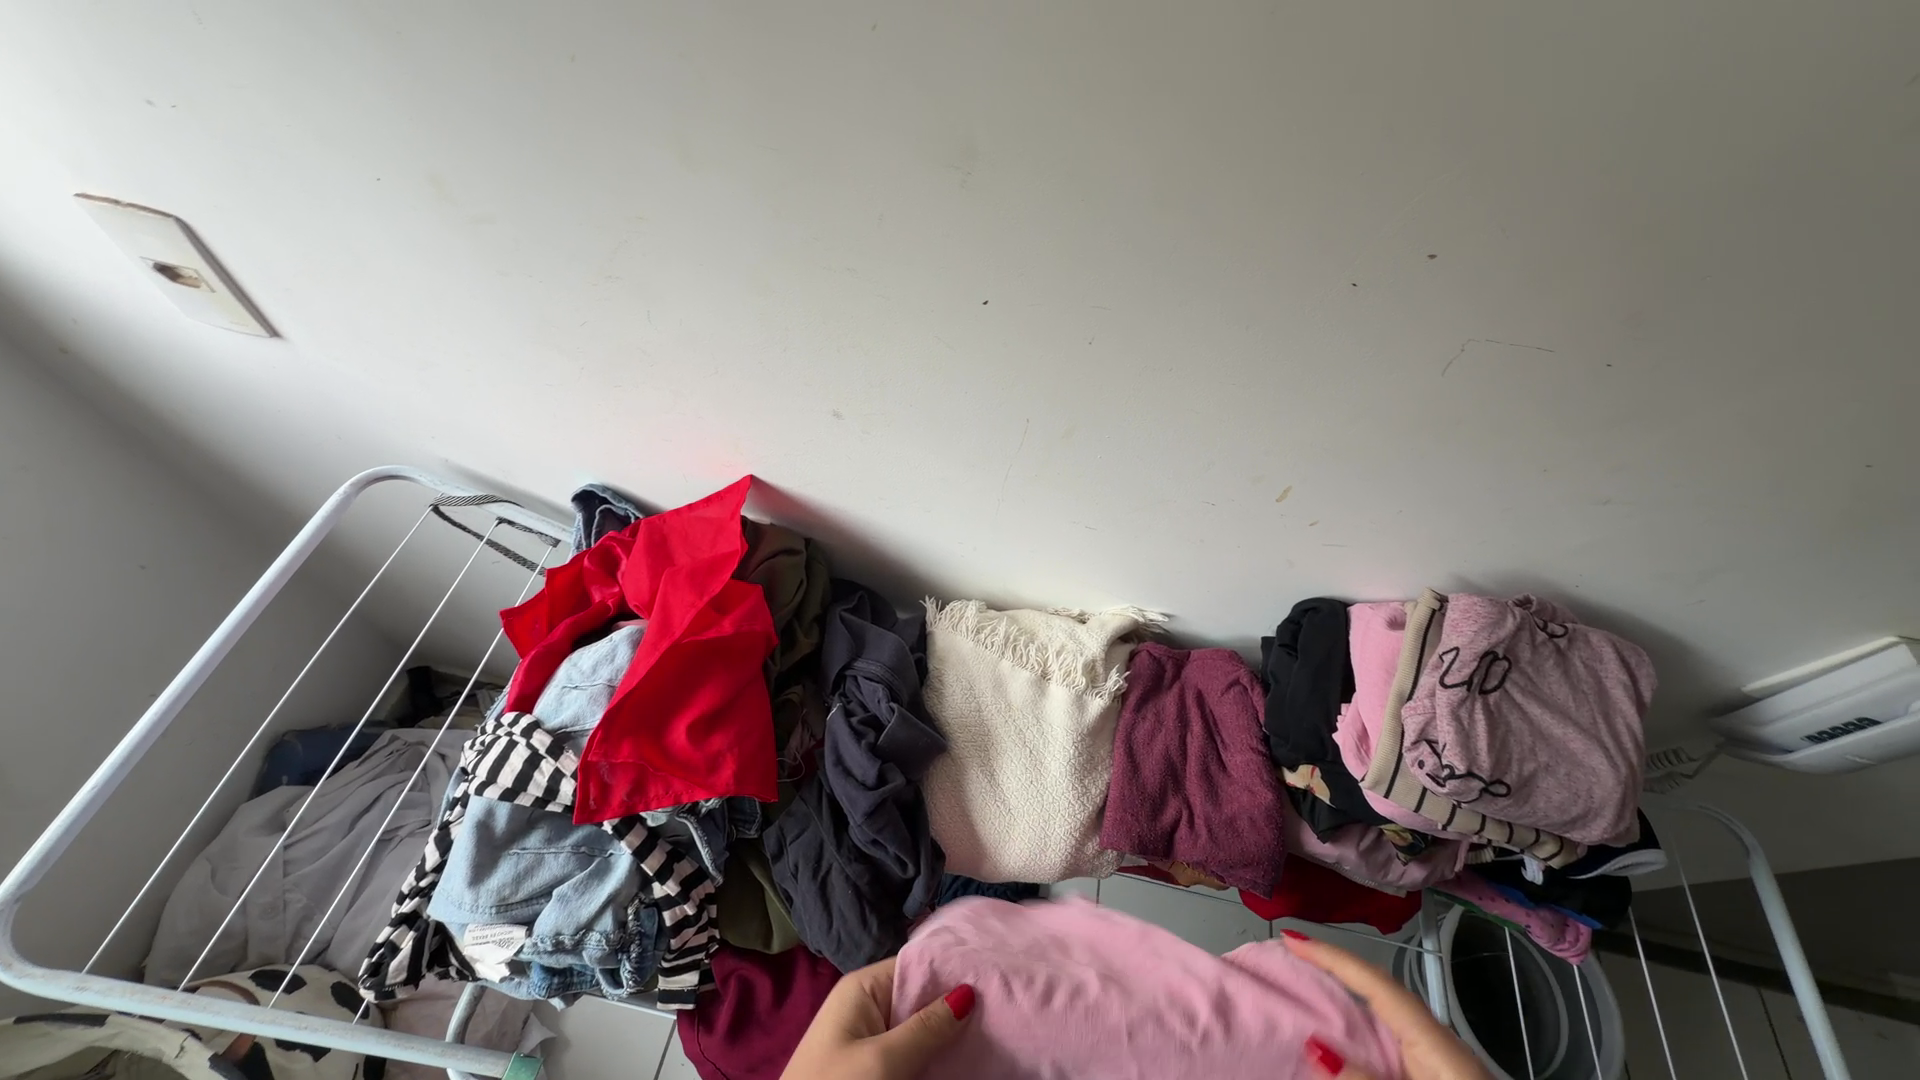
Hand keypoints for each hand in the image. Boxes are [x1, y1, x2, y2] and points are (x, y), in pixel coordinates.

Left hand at [779, 955, 974, 1079]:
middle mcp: (867, 1006)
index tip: (993, 976)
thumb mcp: (883, 1061)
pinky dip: (933, 1057)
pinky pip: (911, 1053)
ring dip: (947, 1036)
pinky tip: (962, 1060)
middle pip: (921, 997)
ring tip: (992, 1034)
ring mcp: (870, 1039)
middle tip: (1001, 1009)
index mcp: (863, 988)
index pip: (917, 964)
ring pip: (920, 1029)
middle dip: (955, 1007)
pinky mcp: (874, 1067)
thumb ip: (926, 1027)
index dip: (954, 970)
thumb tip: (969, 990)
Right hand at [1283, 933, 1493, 1079]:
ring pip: (1385, 1018)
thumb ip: (1367, 1079)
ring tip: (1306, 990)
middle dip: (1336, 970)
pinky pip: (1391, 1041)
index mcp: (1436, 1041)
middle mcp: (1439, 1043)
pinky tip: (1345, 1042)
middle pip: (1380, 992)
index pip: (1377, 984)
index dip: (1333, 958)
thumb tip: (1314, 1046)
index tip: (1291, 938)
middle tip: (1290, 956)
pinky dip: (1362, 1030)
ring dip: (1347, 1000)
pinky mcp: (1437, 1076)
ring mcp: (1440, 1063)